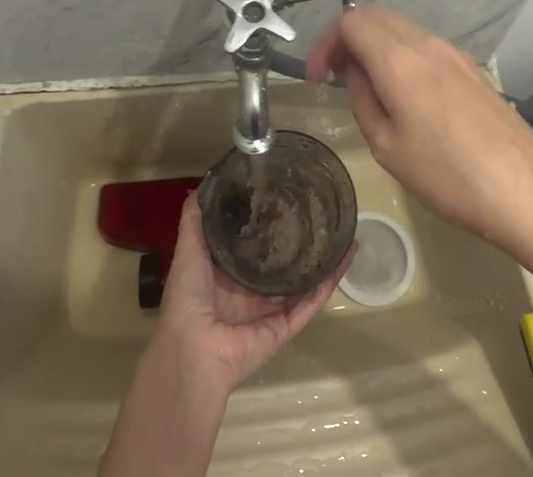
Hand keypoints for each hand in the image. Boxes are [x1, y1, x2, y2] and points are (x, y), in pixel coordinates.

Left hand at [149, 193, 351, 394]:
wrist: (194, 350)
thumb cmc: (188, 298)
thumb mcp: (189, 250)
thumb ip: (195, 220)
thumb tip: (205, 183)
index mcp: (225, 276)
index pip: (251, 245)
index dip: (266, 223)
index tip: (281, 196)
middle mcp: (249, 293)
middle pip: (280, 263)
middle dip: (297, 242)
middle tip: (317, 213)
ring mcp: (270, 311)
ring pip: (302, 282)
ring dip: (321, 261)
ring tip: (340, 234)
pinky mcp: (286, 326)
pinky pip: (310, 302)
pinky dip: (328, 283)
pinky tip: (344, 259)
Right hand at [305, 6, 532, 278]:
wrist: (525, 192)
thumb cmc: (448, 176)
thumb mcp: (387, 146)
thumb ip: (362, 99)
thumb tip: (355, 73)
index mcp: (400, 60)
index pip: (351, 22)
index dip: (326, 43)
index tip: (318, 78)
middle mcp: (429, 45)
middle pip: (377, 17)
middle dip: (348, 40)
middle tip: (334, 77)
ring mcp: (456, 55)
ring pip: (403, 30)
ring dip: (376, 47)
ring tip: (366, 88)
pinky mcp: (474, 71)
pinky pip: (426, 48)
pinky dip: (402, 57)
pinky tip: (404, 96)